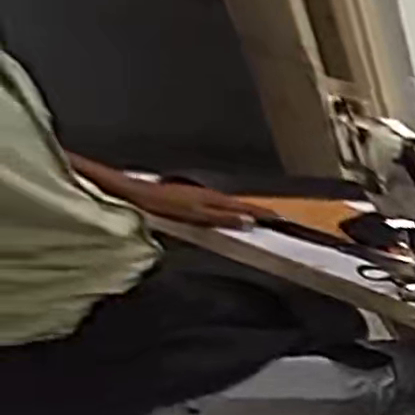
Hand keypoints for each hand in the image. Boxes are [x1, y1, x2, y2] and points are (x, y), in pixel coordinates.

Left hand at [118, 181, 273, 228]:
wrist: (131, 192)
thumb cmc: (164, 206)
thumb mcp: (197, 216)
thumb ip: (224, 219)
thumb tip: (250, 223)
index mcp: (217, 200)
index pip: (248, 208)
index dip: (266, 214)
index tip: (283, 220)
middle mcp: (212, 194)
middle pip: (241, 204)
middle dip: (258, 211)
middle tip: (274, 219)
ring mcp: (200, 193)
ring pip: (230, 203)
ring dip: (244, 210)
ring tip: (255, 217)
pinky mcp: (191, 195)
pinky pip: (218, 203)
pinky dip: (230, 208)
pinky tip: (228, 212)